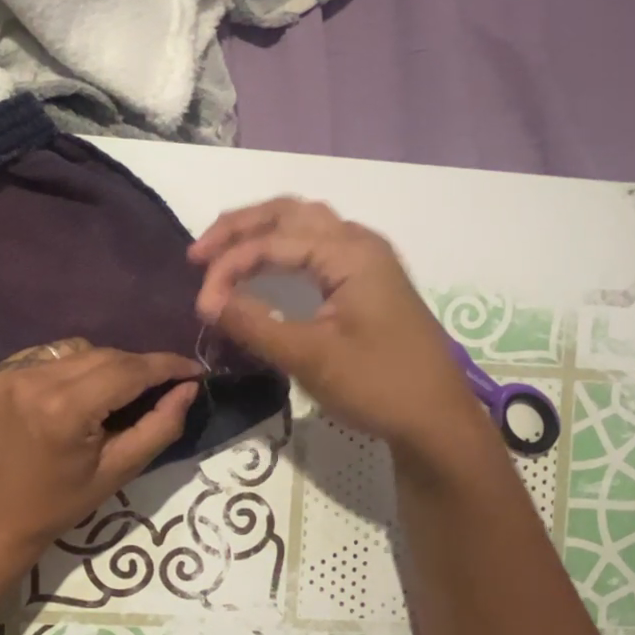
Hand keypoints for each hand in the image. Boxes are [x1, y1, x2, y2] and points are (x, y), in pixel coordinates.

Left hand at [0, 338, 201, 558]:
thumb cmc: (60, 503)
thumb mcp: (118, 471)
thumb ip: (160, 426)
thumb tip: (188, 387)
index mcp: (65, 409)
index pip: (128, 370)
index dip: (166, 366)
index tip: (194, 370)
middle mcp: (34, 379)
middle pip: (105, 355)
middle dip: (138, 367)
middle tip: (161, 387)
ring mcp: (9, 372)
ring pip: (78, 349)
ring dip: (104, 365)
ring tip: (112, 395)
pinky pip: (49, 355)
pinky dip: (70, 367)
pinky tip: (73, 394)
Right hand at [189, 198, 478, 451]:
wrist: (437, 421)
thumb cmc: (378, 385)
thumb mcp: (309, 358)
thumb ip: (255, 324)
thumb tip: (206, 303)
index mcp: (350, 253)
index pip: (272, 242)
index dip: (229, 267)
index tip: (201, 305)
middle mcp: (359, 244)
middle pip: (289, 213)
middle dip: (238, 229)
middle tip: (197, 254)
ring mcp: (367, 261)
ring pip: (303, 225)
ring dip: (259, 234)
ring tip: (221, 254)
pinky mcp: (367, 282)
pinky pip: (316, 247)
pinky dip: (281, 249)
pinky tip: (263, 268)